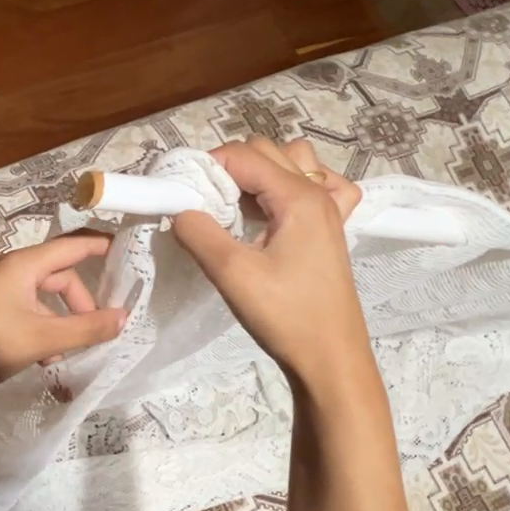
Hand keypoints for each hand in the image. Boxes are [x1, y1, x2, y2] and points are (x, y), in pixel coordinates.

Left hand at [0, 233, 126, 397]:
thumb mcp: (42, 339)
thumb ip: (86, 328)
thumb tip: (123, 317)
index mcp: (22, 264)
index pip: (72, 246)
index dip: (101, 246)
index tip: (128, 251)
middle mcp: (7, 267)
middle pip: (58, 275)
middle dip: (79, 303)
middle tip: (95, 332)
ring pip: (40, 297)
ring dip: (58, 322)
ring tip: (62, 354)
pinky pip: (23, 308)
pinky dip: (38, 327)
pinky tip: (40, 357)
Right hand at [172, 138, 368, 389]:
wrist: (331, 358)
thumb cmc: (286, 316)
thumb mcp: (233, 275)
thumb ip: (200, 233)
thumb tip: (178, 208)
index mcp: (298, 196)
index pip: (243, 155)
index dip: (207, 166)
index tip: (182, 193)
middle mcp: (317, 193)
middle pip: (266, 152)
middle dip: (228, 167)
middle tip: (202, 203)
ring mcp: (330, 210)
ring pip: (291, 162)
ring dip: (258, 172)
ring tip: (236, 205)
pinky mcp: (331, 230)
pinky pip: (318, 185)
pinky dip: (293, 185)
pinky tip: (277, 208)